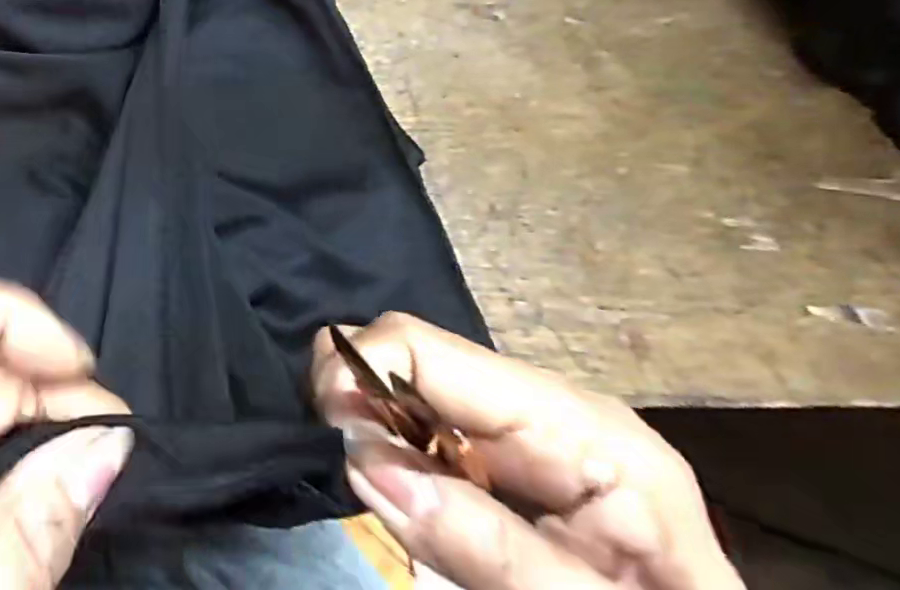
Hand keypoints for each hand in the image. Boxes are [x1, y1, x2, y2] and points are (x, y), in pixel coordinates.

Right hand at [313, 314, 742, 589]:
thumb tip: (364, 464)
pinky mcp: (512, 460)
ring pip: (415, 389)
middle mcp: (545, 406)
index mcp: (579, 426)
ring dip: (372, 426)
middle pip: (416, 356)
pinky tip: (397, 489)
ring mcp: (527, 431)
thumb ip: (488, 548)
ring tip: (371, 488)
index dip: (360, 368)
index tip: (320, 427)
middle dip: (359, 393)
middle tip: (336, 460)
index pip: (432, 350)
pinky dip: (395, 453)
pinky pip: (429, 432)